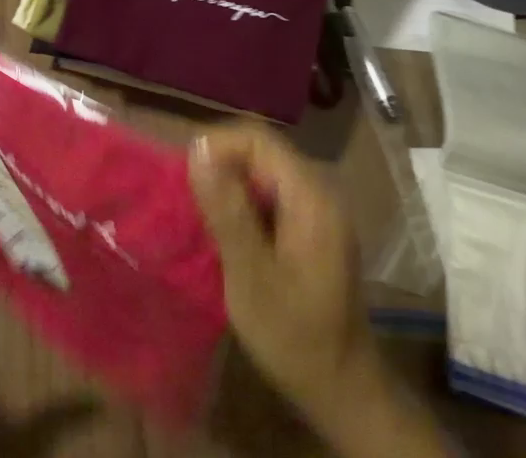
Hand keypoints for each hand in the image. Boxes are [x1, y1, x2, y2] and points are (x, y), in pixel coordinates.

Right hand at [189, 123, 448, 457]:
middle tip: (185, 202)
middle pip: (260, 151)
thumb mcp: (251, 274)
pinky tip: (223, 234)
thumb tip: (198, 148)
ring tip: (198, 218)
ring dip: (225, 186)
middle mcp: (319, 193)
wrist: (340, 387)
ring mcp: (316, 211)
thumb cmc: (293, 334)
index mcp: (311, 198)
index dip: (216, 146)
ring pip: (261, 172)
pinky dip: (239, 204)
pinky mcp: (309, 229)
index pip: (257, 138)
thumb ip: (226, 210)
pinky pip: (268, 195)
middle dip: (217, 166)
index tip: (184, 180)